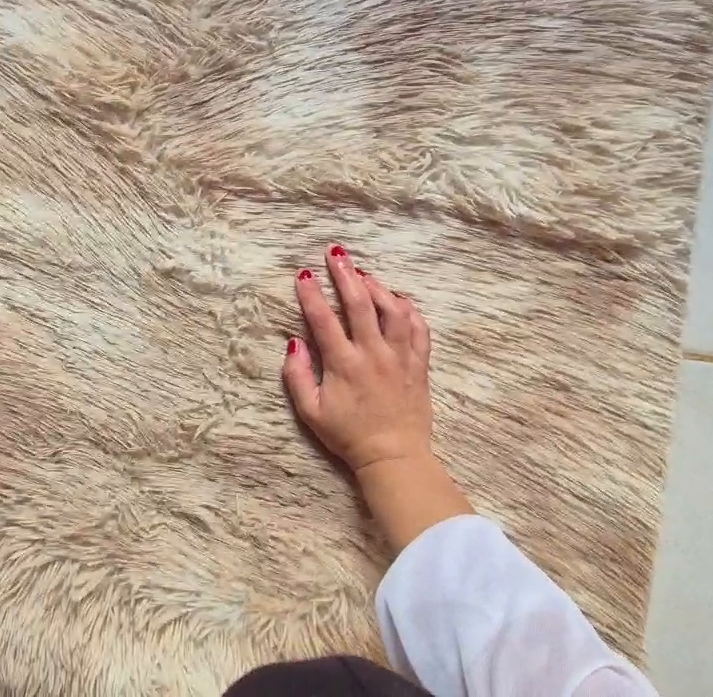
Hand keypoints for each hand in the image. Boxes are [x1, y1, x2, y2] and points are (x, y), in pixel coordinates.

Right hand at [283, 244, 472, 551]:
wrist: (395, 458)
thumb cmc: (348, 436)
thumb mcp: (310, 412)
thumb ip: (298, 376)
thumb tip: (293, 343)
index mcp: (344, 365)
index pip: (324, 320)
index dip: (311, 294)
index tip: (303, 274)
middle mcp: (373, 354)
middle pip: (361, 304)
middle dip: (346, 275)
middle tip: (336, 254)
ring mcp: (400, 358)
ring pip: (392, 310)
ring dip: (377, 286)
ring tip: (363, 272)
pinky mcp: (418, 365)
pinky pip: (419, 328)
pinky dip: (409, 309)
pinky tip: (397, 298)